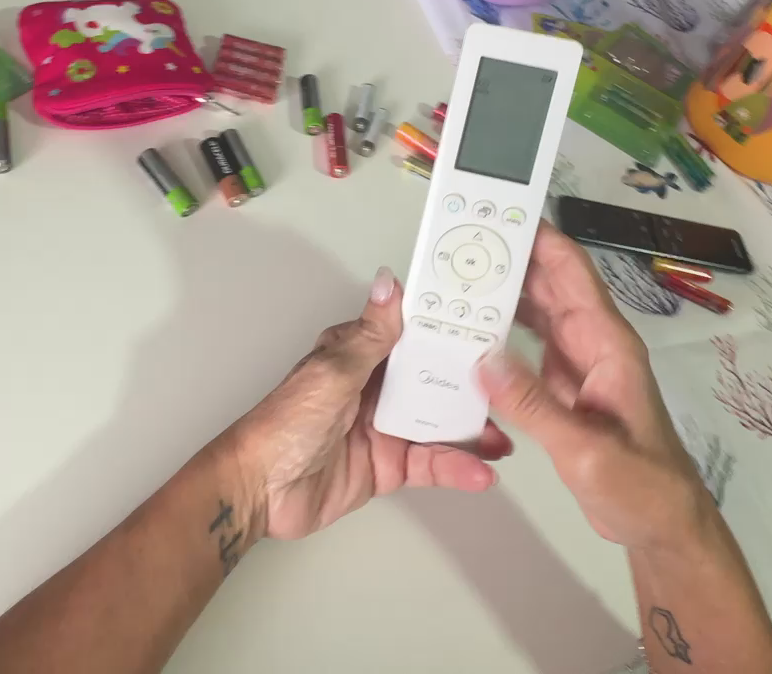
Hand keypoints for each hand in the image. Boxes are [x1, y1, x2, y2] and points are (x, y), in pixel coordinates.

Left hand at [220, 267, 512, 541]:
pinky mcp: (388, 465)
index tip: (484, 326)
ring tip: (504, 437)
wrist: (261, 489)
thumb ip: (370, 334)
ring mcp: (383, 427)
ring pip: (437, 422)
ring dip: (470, 429)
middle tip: (509, 387)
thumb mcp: (334, 372)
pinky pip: (429, 463)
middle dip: (468, 384)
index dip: (444, 330)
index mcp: (359, 354)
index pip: (409, 335)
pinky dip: (455, 467)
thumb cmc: (286, 421)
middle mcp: (374, 386)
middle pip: (431, 379)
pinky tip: (480, 471)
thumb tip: (388, 283)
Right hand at [478, 223, 709, 551]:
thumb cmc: (640, 485)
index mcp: (606, 342)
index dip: (541, 238)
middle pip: (548, 283)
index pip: (572, 274)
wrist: (662, 527)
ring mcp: (575, 360)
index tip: (500, 212)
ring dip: (501, 289)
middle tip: (459, 236)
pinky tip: (469, 323)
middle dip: (509, 255)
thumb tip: (480, 359)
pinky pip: (525, 340)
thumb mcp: (586, 449)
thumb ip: (533, 404)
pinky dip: (499, 326)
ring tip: (455, 270)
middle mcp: (590, 340)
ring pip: (535, 308)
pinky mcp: (560, 382)